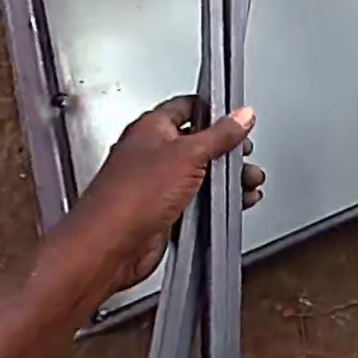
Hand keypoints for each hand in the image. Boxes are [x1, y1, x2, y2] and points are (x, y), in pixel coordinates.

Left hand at [59, 96, 265, 292]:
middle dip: (228, 149)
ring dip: (230, 177)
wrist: (107, 251)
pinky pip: (200, 199)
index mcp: (151, 130)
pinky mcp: (164, 210)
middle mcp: (153, 154)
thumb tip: (243, 115)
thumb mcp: (190, 154)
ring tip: (249, 179)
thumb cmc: (129, 199)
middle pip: (201, 141)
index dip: (215, 109)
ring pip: (204, 172)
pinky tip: (238, 200)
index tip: (239, 116)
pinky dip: (221, 199)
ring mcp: (158, 183)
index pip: (188, 106)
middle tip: (244, 151)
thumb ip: (221, 133)